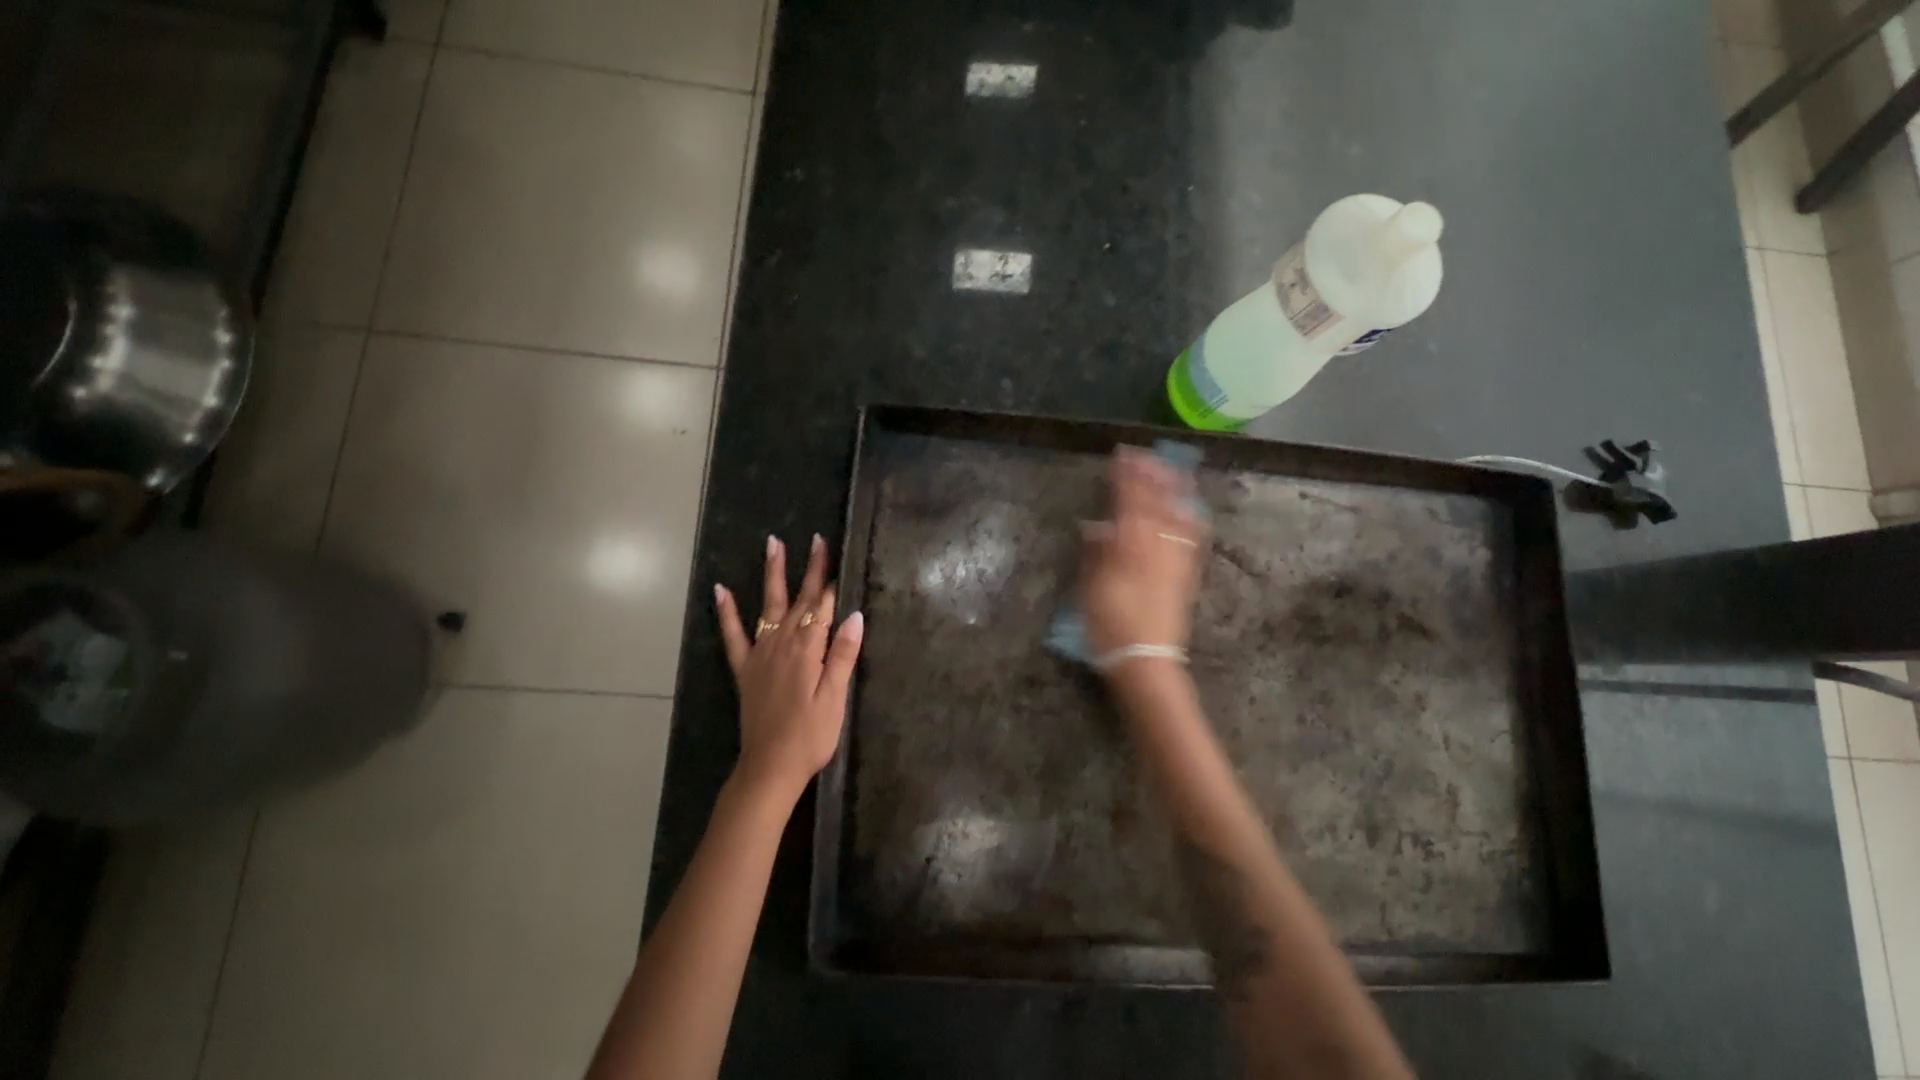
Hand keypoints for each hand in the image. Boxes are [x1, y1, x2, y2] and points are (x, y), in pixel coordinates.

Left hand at [714, 534, 864, 800]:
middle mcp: (781, 644)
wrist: (770, 766)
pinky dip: (726, 612)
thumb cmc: (810, 736)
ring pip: (768, 606)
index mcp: (807, 650)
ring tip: (773, 545)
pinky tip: (720, 590)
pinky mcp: (745, 669)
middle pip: (798, 600)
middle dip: (809, 568)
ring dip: (772, 575)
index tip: (835, 552)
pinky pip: (733, 635)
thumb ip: (841, 655)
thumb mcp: (834, 698)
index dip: (831, 580)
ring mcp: (760, 655)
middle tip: (815, 538)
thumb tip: (853, 615)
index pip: (822, 607)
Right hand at [1079, 446, 1207, 662]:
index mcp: (1129, 544)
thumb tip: (1097, 527)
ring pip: (1178, 514)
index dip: (1126, 475)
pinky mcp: (1187, 575)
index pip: (1129, 499)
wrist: (1146, 659)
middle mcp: (1156, 544)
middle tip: (1145, 456)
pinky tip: (1190, 511)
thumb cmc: (1108, 625)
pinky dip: (1190, 518)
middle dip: (1151, 475)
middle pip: (1157, 500)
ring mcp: (1176, 558)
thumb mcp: (1090, 588)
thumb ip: (1096, 553)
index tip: (1122, 455)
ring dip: (1174, 490)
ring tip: (1172, 472)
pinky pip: (1193, 538)